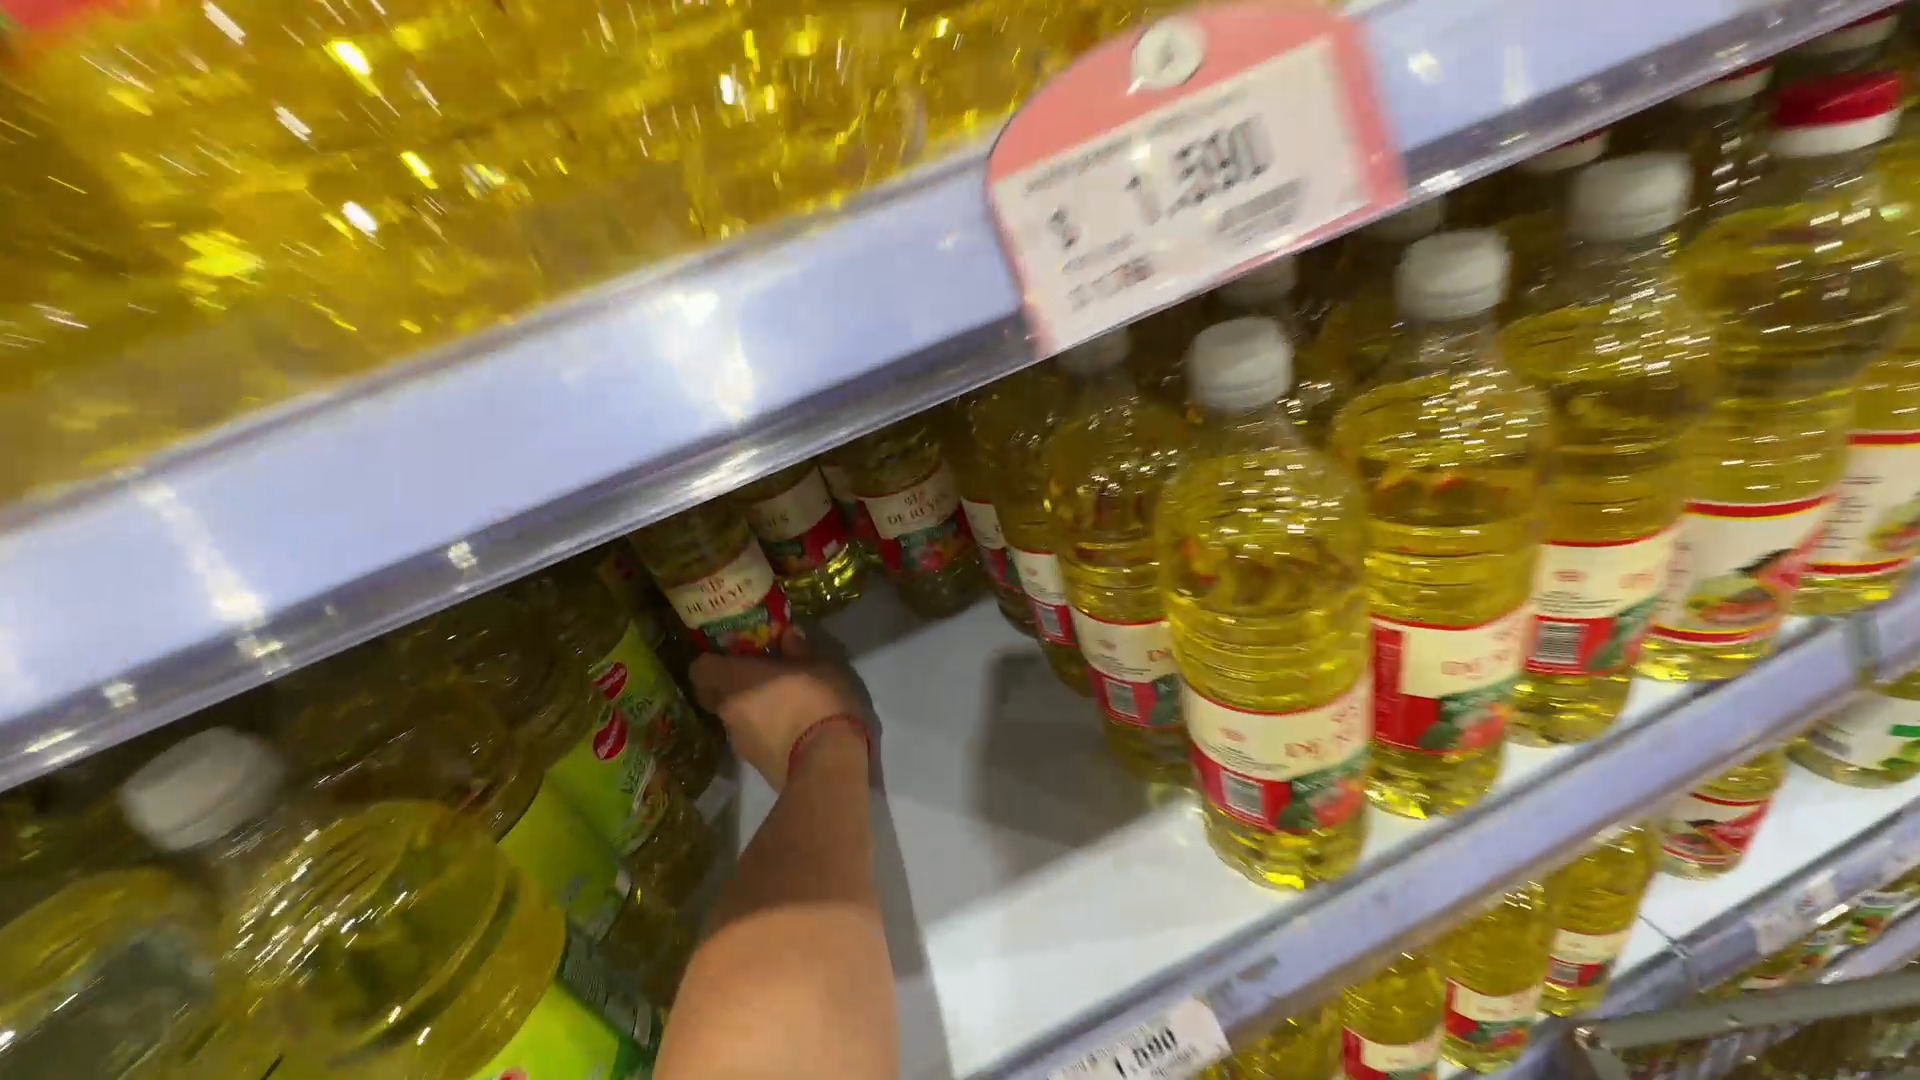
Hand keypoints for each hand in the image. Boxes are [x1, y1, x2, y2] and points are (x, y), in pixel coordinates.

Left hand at [689, 627, 867, 789]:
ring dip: (752, 713)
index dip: (712, 662)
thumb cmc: (820, 701)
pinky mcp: (755, 765)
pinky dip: (766, 735)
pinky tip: (794, 733)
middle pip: (715, 696)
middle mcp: (728, 711)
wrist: (827, 763)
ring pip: (735, 721)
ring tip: (784, 709)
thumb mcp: (819, 665)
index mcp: (736, 680)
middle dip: (730, 688)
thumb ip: (798, 648)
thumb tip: (788, 634)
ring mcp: (739, 742)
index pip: (700, 668)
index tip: (733, 657)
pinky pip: (753, 741)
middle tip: (757, 680)